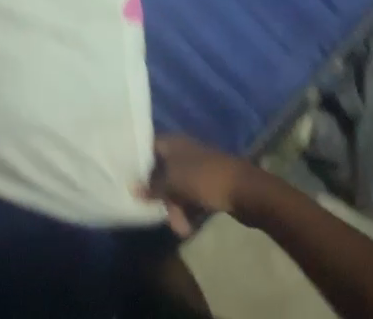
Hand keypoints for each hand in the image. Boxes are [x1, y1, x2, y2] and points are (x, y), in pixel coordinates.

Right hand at [139, 135, 259, 236]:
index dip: (137, 161)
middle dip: (159, 195)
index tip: (126, 177)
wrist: (246, 190)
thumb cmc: (205, 179)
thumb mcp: (174, 182)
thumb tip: (131, 187)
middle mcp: (184, 152)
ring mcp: (198, 169)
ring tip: (180, 228)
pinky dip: (188, 210)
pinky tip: (189, 226)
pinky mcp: (210, 185)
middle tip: (158, 213)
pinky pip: (191, 196)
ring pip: (177, 187)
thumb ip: (152, 186)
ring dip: (175, 208)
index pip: (148, 146)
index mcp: (174, 144)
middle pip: (162, 171)